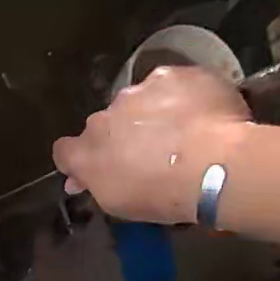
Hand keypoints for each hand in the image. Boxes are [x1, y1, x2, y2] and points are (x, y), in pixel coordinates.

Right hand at [53, 65, 253, 222]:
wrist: (215, 166)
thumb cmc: (163, 195)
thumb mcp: (118, 204)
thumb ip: (94, 185)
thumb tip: (79, 180)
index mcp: (85, 153)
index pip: (64, 150)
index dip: (79, 157)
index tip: (98, 166)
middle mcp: (102, 118)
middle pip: (104, 124)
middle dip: (120, 134)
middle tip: (149, 151)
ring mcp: (135, 93)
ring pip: (137, 101)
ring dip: (149, 112)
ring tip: (182, 129)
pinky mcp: (171, 75)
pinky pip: (171, 83)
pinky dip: (181, 95)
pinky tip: (201, 110)